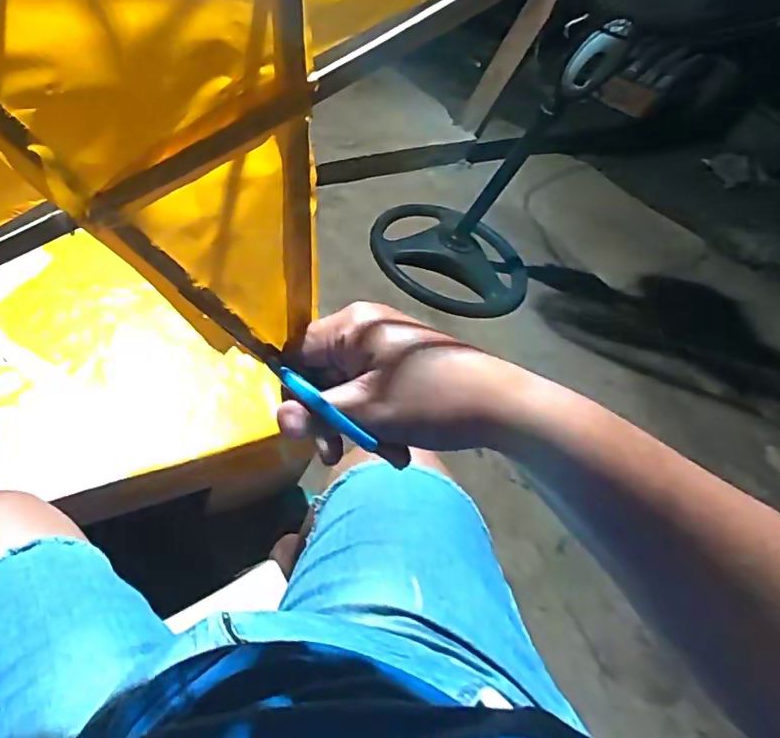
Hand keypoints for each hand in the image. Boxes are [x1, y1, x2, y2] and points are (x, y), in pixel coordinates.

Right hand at [276, 302, 542, 462]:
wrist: (501, 405)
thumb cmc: (428, 399)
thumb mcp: (366, 411)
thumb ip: (318, 413)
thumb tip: (277, 419)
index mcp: (351, 325)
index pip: (298, 353)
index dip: (295, 392)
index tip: (303, 429)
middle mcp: (364, 328)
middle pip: (323, 374)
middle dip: (331, 418)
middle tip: (335, 454)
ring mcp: (385, 346)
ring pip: (348, 389)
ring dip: (357, 425)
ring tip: (385, 451)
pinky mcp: (402, 364)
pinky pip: (372, 391)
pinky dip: (378, 420)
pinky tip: (398, 446)